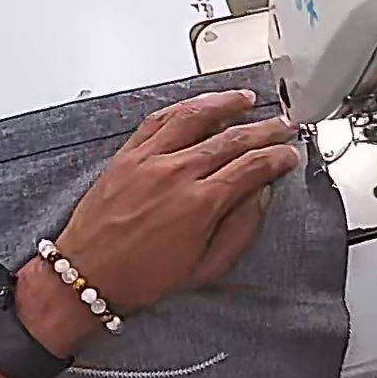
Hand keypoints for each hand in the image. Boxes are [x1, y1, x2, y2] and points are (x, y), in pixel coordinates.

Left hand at [15, 89, 301, 354]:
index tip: (288, 154)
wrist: (88, 276)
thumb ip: (240, 230)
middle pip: (231, 138)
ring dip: (225, 103)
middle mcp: (176, 174)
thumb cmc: (142, 278)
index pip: (251, 167)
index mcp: (200, 204)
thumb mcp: (204, 269)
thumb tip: (262, 197)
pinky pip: (159, 119)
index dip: (276, 157)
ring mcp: (149, 160)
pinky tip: (198, 104)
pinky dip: (183, 107)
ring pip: (195, 117)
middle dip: (264, 129)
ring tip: (246, 99)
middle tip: (281, 125)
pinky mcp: (127, 156)